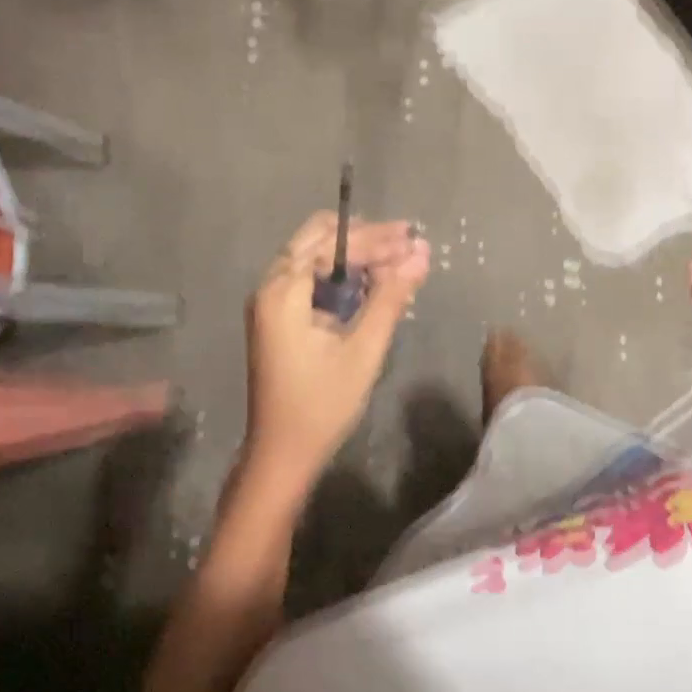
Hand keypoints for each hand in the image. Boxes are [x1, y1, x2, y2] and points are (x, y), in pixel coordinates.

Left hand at [242, 211, 430, 488]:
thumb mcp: (363, 349)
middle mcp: (270, 288)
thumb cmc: (322, 404)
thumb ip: (391, 296)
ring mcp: (272, 303)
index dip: (373, 237)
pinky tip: (374, 281)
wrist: (282, 454)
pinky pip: (311, 278)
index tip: (412, 238)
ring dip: (355, 254)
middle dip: (365, 238)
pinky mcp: (279, 318)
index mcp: (282, 292)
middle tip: (408, 241)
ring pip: (315, 257)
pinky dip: (342, 273)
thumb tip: (421, 253)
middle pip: (318, 241)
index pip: (330, 242)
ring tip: (399, 258)